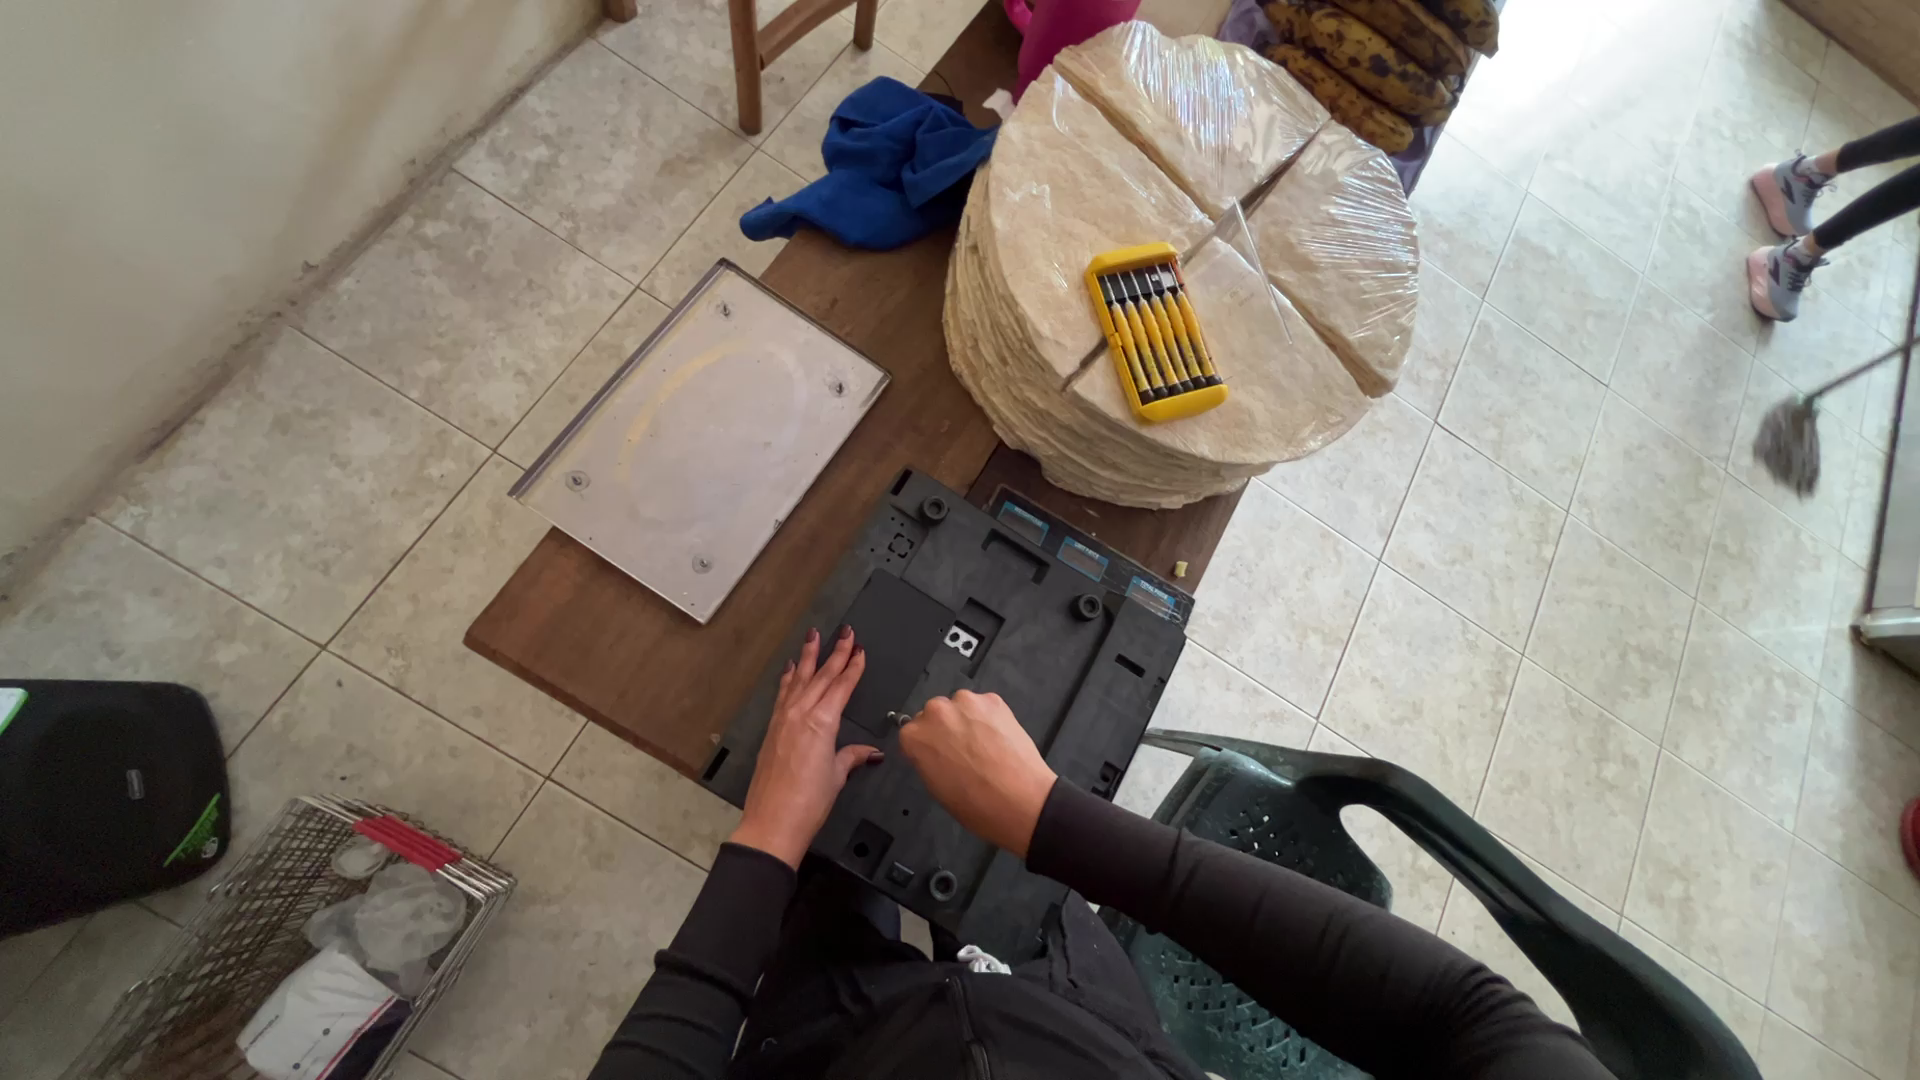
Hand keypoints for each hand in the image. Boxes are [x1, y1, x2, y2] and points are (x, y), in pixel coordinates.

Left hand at [728, 626, 879, 868]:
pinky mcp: (773, 730)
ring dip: (809, 656)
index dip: (852, 666)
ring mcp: (784, 720)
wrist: (773, 823)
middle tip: (845, 631)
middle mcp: (801, 714)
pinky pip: (784, 694)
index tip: (859, 649)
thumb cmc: (807, 803)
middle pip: (822, 676)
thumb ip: (851, 757)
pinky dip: (790, 678)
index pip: (842, 686)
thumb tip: (869, 752)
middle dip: (835, 652)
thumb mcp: (837, 776)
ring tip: (814, 636)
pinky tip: (792, 668)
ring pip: (801, 679)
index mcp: (822, 723)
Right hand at [899, 690, 1056, 858]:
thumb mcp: (936, 788)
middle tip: (962, 751)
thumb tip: (933, 749)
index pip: (912, 733)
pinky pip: (984, 705)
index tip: (937, 755)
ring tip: (983, 745)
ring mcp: (965, 701)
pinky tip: (998, 738)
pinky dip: (988, 717)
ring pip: (960, 706)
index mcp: (915, 736)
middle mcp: (936, 711)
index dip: (926, 746)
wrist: (1021, 801)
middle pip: (934, 714)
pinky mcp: (993, 699)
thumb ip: (927, 758)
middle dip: (945, 728)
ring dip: (967, 719)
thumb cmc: (976, 804)